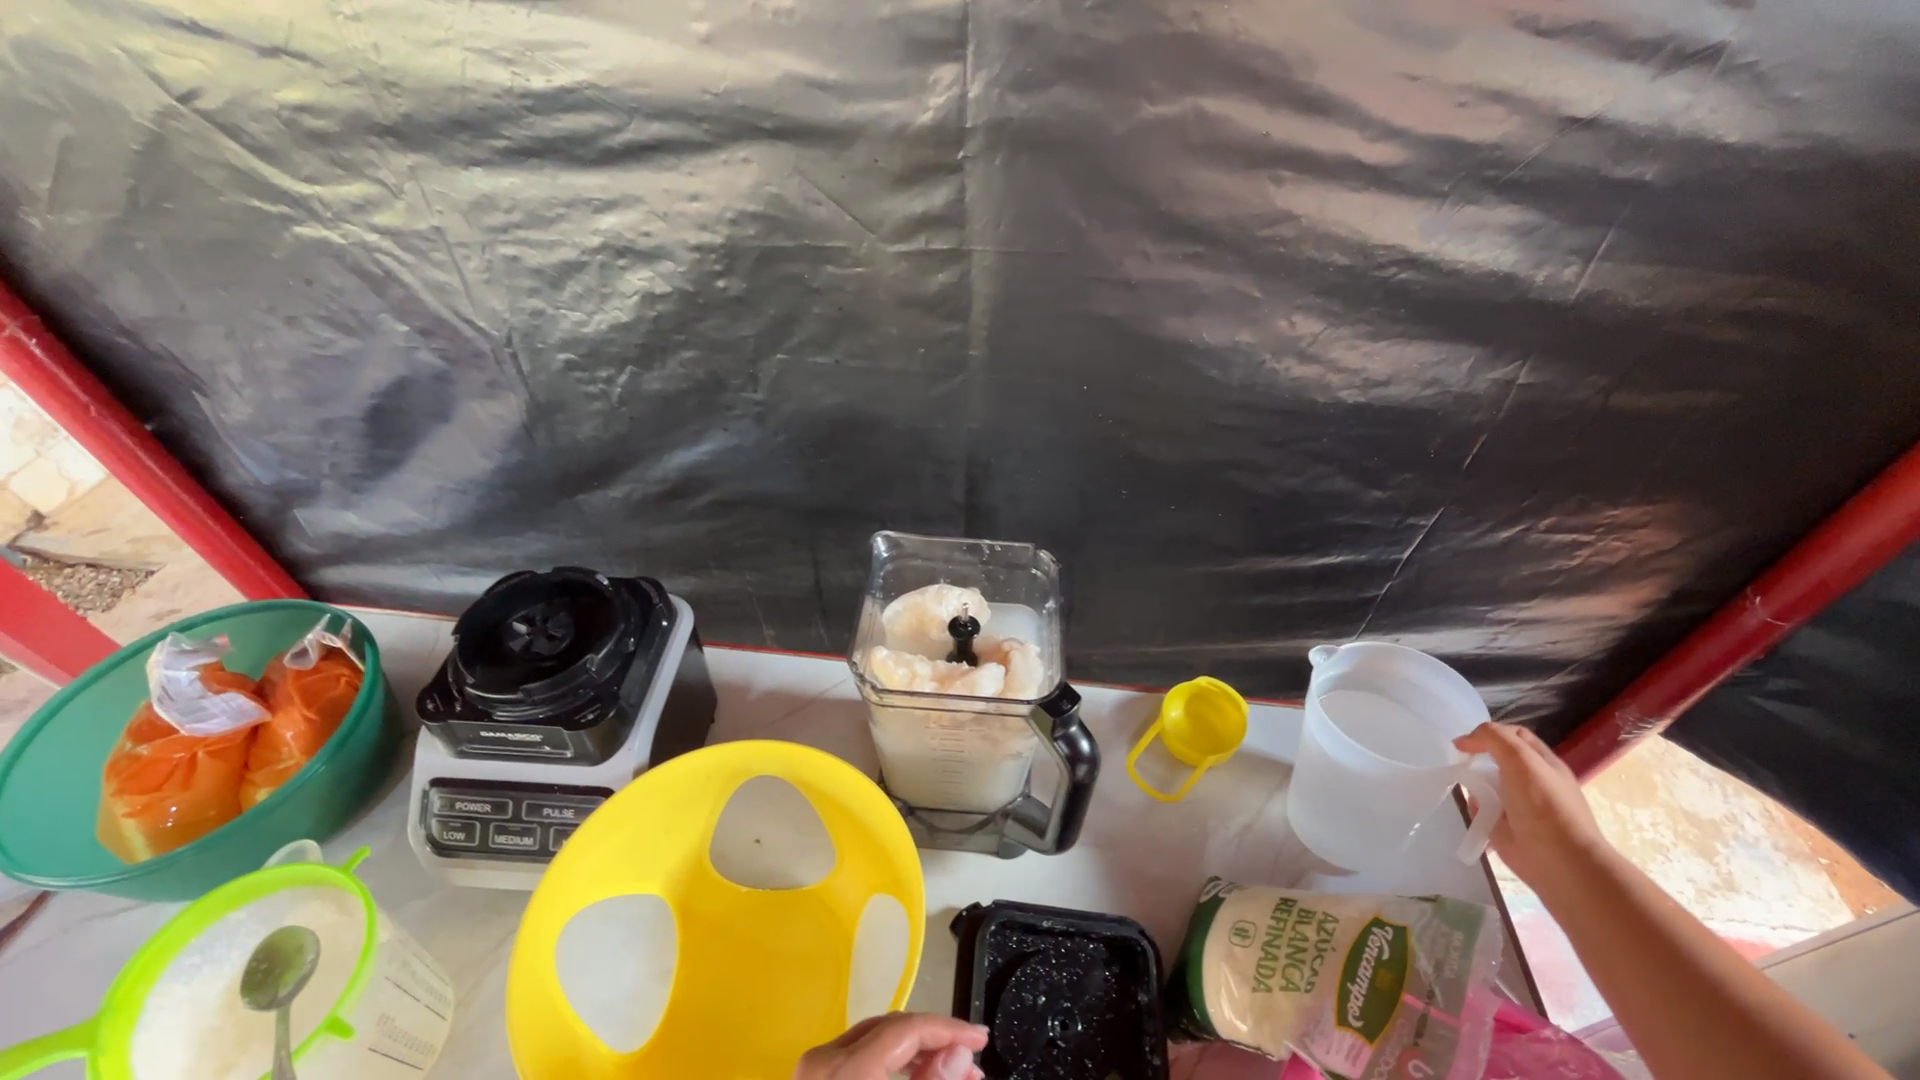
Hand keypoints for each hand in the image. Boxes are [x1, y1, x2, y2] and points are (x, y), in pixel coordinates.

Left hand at [794, 1013, 989, 1079]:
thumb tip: (959, 1051)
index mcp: (844, 1069)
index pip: (906, 1029)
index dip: (949, 1029)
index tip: (981, 1038)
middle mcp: (822, 1060)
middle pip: (891, 1029)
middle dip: (936, 1040)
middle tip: (972, 1060)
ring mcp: (812, 1069)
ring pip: (875, 1041)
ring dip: (916, 1052)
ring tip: (952, 1069)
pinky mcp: (811, 1079)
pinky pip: (859, 1056)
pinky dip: (890, 1062)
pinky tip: (916, 1073)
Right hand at [1454, 722, 1610, 887]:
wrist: (1558, 860)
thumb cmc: (1544, 806)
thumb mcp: (1521, 759)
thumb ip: (1493, 738)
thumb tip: (1463, 741)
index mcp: (1543, 763)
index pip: (1514, 736)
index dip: (1490, 734)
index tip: (1466, 743)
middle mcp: (1531, 781)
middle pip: (1497, 760)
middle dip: (1477, 760)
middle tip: (1461, 763)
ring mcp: (1518, 805)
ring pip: (1485, 784)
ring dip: (1473, 785)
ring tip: (1466, 788)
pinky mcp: (1504, 826)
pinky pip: (1481, 809)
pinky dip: (1474, 809)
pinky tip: (1474, 814)